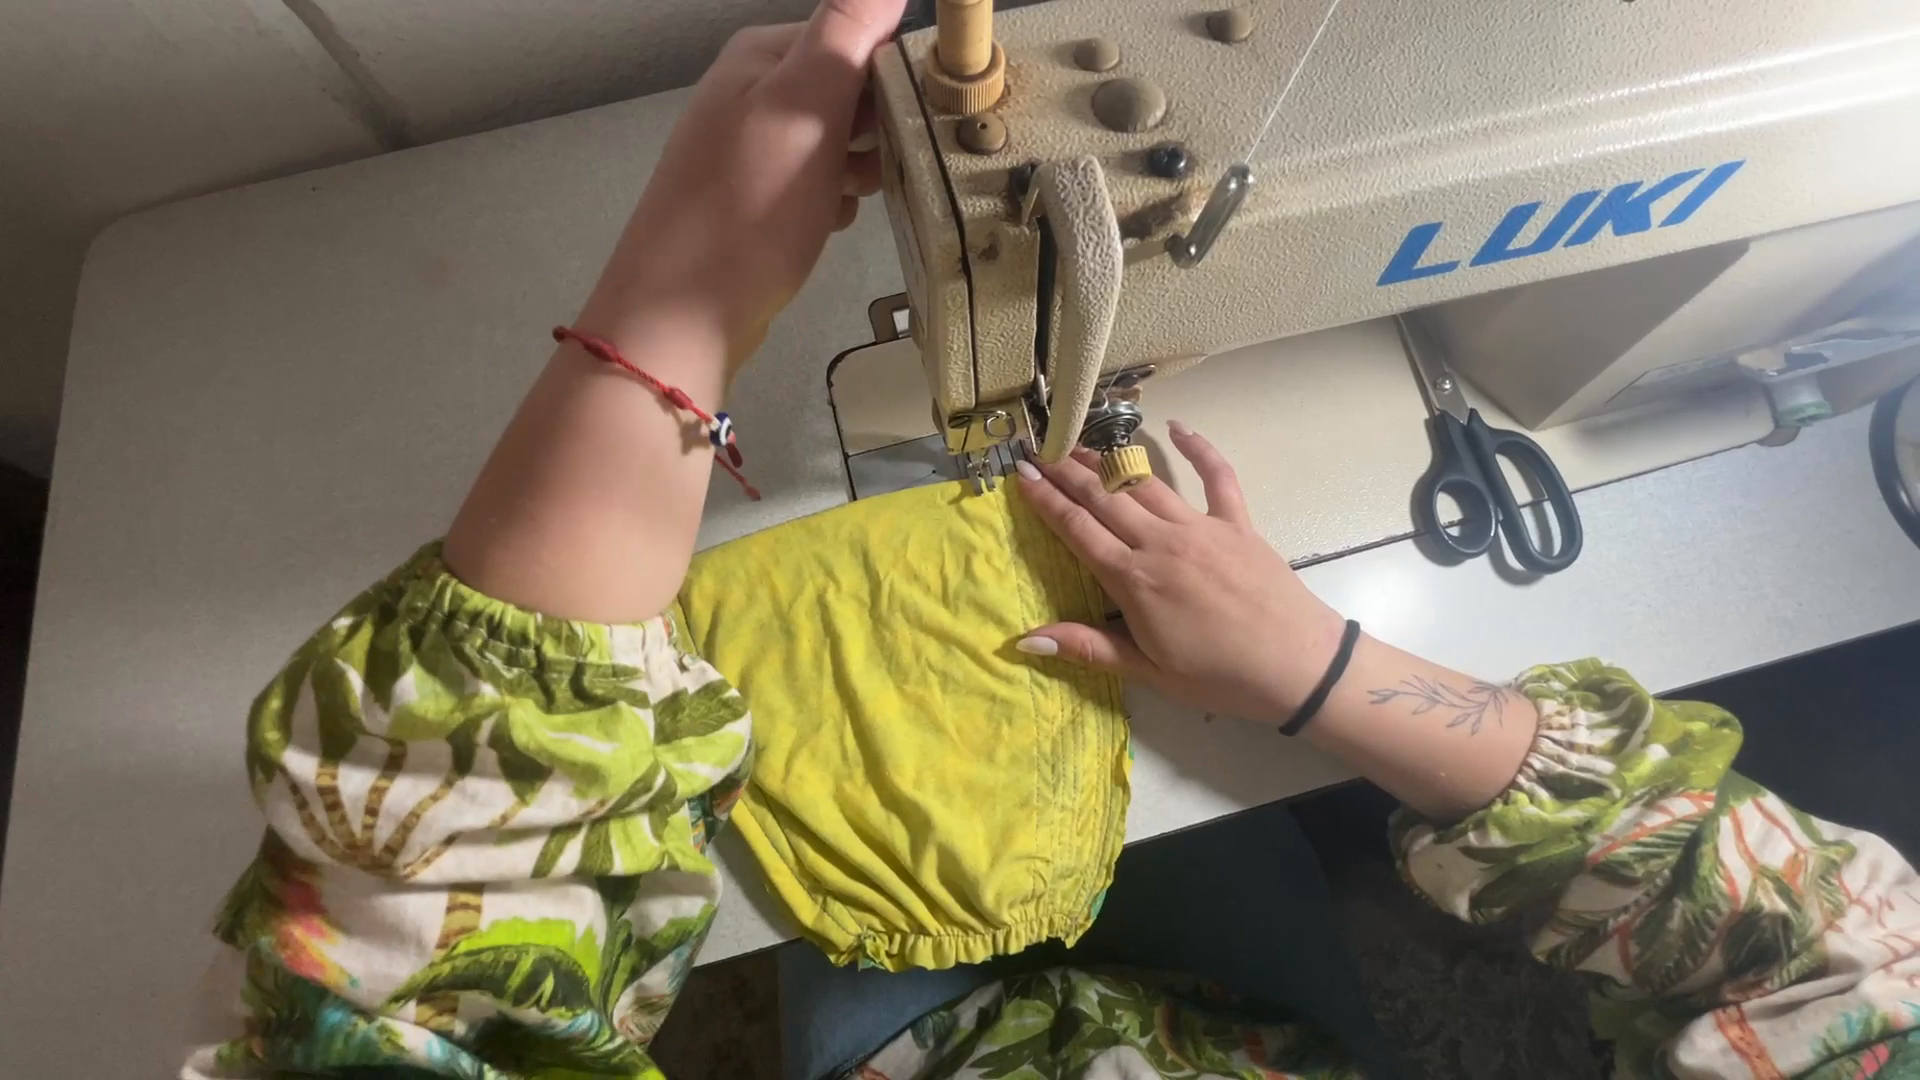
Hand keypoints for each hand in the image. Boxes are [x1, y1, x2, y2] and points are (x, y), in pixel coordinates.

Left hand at [445, 0, 902, 625]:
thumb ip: (844, 37)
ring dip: (863, 162)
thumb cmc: (750, 210)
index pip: (851, 34)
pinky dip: (834, 196)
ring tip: (884, 191)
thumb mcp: (802, 110)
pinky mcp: (753, 206)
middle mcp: (752, 95)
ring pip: (831, 142)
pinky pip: (812, 185)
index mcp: (763, 58)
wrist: (685, 309)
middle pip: (842, 89)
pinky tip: (841, 218)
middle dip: (882, 121)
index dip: (896, 68)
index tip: (934, 111)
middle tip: (913, 161)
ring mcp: (749, 154)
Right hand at [1013, 421, 1347, 723]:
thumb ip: (1088, 648)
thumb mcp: (1148, 671)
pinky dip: (1200, 448)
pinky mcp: (1237, 523)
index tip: (1022, 472)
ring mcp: (1200, 527)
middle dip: (1068, 471)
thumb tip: (1025, 639)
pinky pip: (1216, 476)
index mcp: (1134, 579)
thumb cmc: (1218, 676)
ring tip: (1082, 442)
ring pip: (1145, 483)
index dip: (1046, 499)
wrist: (1299, 667)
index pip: (1077, 529)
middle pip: (1104, 497)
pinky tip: (1180, 426)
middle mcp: (1161, 543)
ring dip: (1111, 459)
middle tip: (1041, 447)